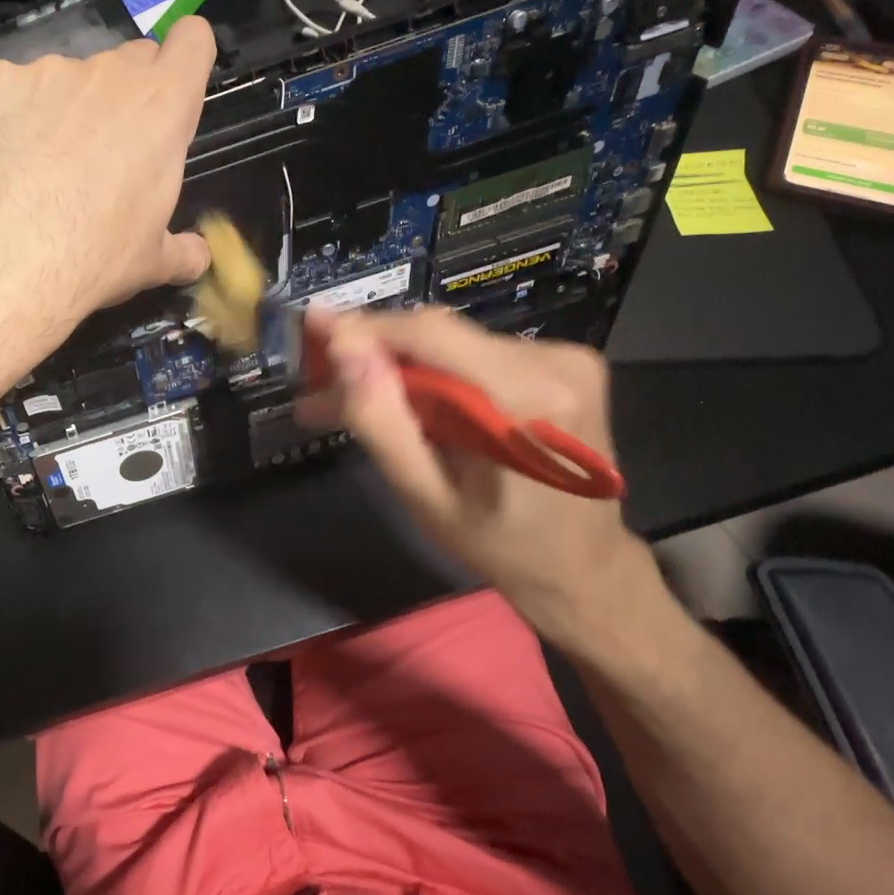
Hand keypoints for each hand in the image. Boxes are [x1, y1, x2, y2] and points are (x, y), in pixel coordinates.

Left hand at [0, 18, 216, 332]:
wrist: (10, 265)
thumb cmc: (96, 259)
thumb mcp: (152, 262)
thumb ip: (183, 250)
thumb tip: (198, 256)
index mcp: (163, 105)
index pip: (192, 40)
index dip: (183, 62)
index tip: (169, 94)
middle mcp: (111, 74)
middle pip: (129, 60)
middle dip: (124, 96)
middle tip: (102, 152)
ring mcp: (52, 73)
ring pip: (69, 77)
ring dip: (66, 108)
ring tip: (43, 166)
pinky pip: (14, 88)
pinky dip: (13, 114)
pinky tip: (6, 158)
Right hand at [296, 307, 659, 646]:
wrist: (583, 566)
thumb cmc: (501, 543)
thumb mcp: (424, 493)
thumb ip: (381, 419)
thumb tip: (342, 351)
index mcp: (527, 396)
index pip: (428, 333)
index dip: (363, 328)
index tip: (310, 329)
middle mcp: (554, 362)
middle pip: (437, 336)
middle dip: (374, 358)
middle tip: (319, 390)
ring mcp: (565, 358)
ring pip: (451, 344)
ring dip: (400, 371)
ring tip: (352, 406)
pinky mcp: (562, 363)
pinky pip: (475, 355)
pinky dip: (435, 376)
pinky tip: (408, 407)